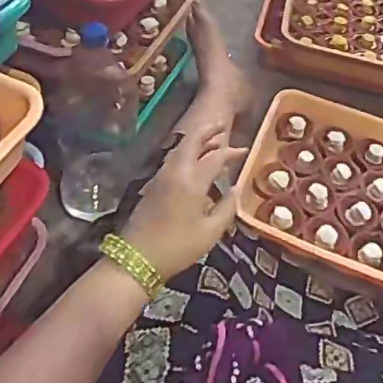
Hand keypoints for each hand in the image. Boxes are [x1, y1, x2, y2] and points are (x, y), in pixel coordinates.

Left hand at [119, 119, 247, 279]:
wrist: (137, 258)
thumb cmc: (178, 247)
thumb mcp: (210, 232)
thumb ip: (227, 208)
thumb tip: (236, 189)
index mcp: (192, 181)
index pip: (215, 157)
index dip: (231, 152)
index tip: (245, 150)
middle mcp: (176, 172)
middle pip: (192, 142)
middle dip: (208, 131)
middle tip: (223, 124)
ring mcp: (162, 176)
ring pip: (181, 149)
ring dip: (197, 141)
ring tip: (213, 140)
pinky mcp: (154, 184)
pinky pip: (174, 159)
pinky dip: (188, 153)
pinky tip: (196, 162)